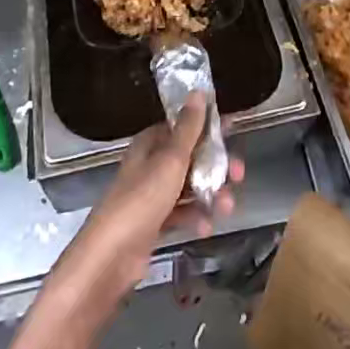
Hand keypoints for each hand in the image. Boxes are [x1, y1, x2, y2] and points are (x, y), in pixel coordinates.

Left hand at [56, 93, 244, 300]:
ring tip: (227, 207)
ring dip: (210, 194)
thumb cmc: (142, 200)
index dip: (207, 128)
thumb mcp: (170, 160)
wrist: (111, 256)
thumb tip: (198, 92)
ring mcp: (151, 195)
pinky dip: (195, 217)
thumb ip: (188, 128)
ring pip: (188, 187)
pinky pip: (181, 214)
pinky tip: (205, 227)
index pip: (182, 127)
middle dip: (216, 166)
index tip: (233, 130)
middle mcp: (150, 165)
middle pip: (190, 158)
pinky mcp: (154, 223)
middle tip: (238, 175)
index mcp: (150, 145)